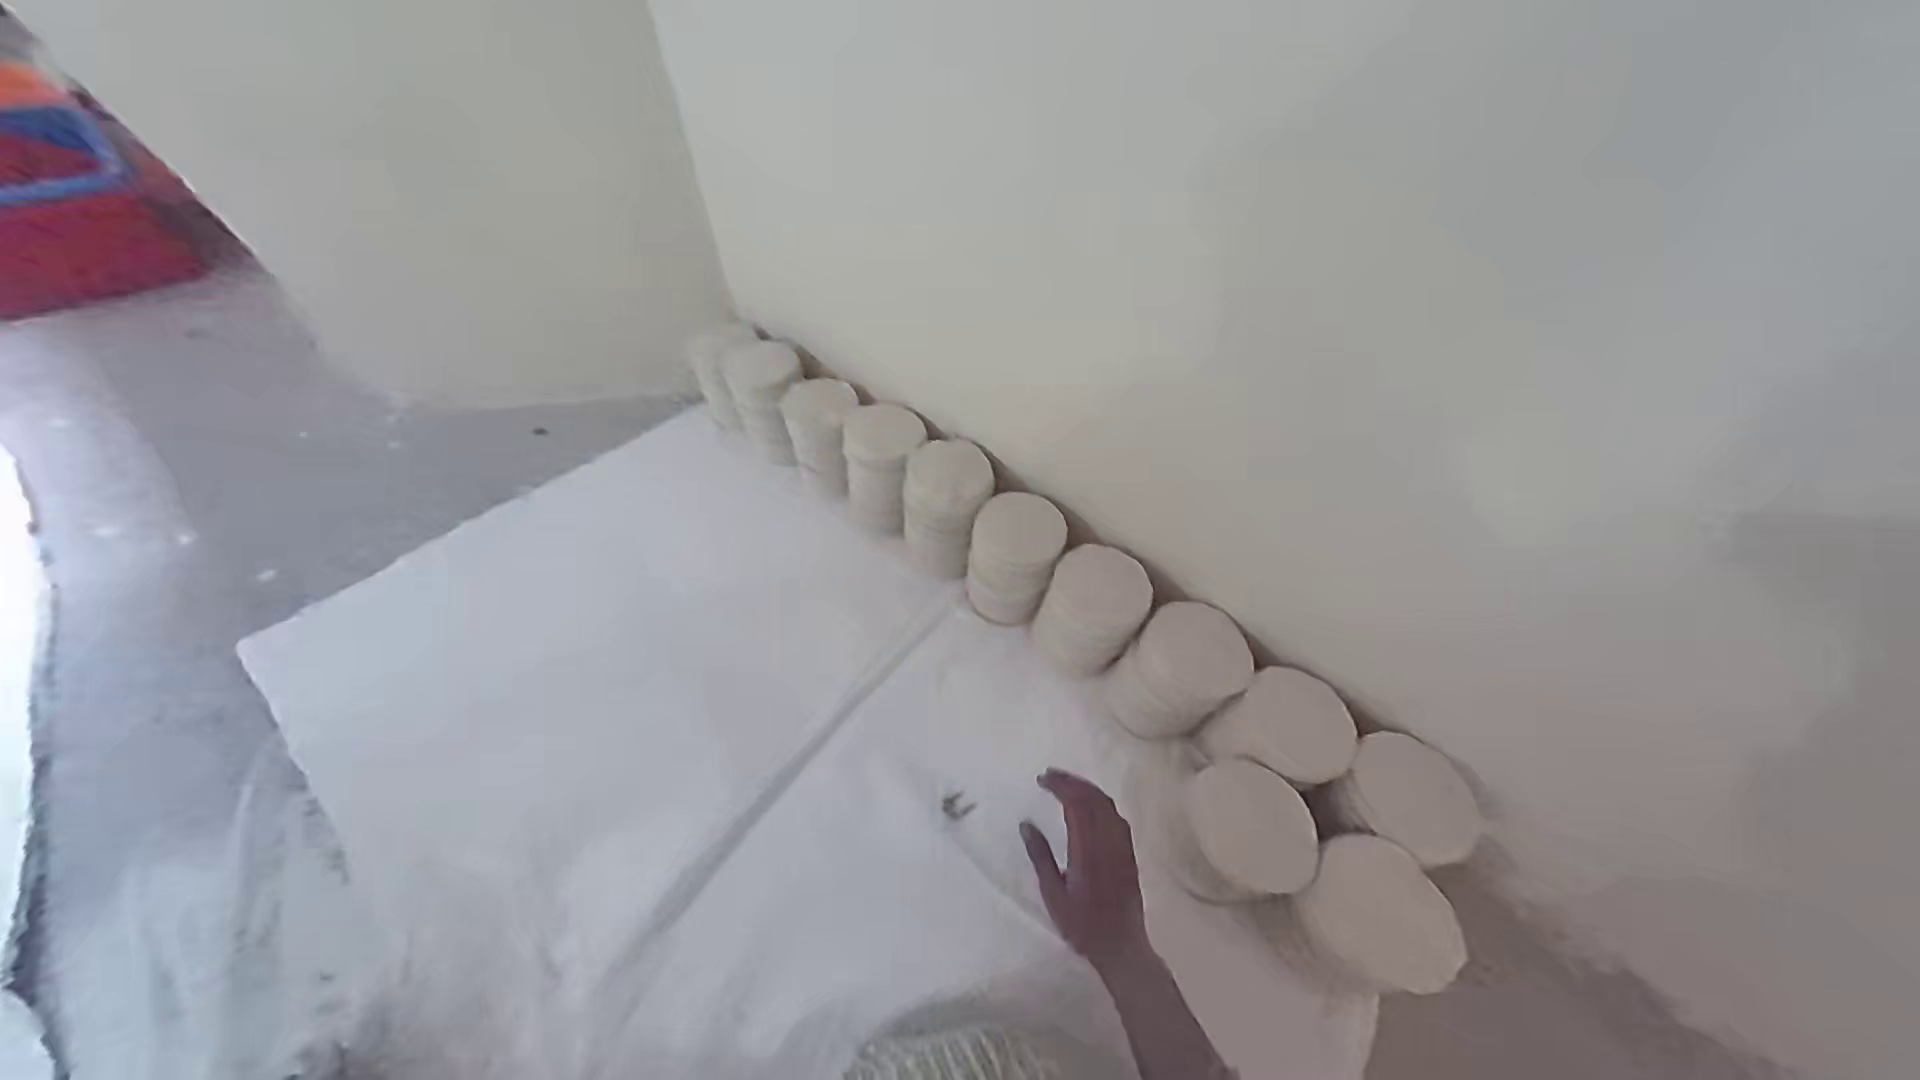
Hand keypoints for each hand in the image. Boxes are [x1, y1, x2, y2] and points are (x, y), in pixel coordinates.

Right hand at [1021, 768, 1151, 974]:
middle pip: (1092, 797)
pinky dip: (1100, 800)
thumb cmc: (1082, 926)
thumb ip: (1040, 857)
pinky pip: (1116, 815)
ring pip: (1107, 804)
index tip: (1042, 779)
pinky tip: (1089, 804)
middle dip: (1072, 780)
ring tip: (1067, 784)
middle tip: (1051, 774)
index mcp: (1087, 849)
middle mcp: (1108, 841)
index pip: (1075, 803)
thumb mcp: (1053, 894)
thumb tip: (1026, 825)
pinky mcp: (1129, 853)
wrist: (1122, 948)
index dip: (1060, 785)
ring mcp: (1122, 846)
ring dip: (1086, 787)